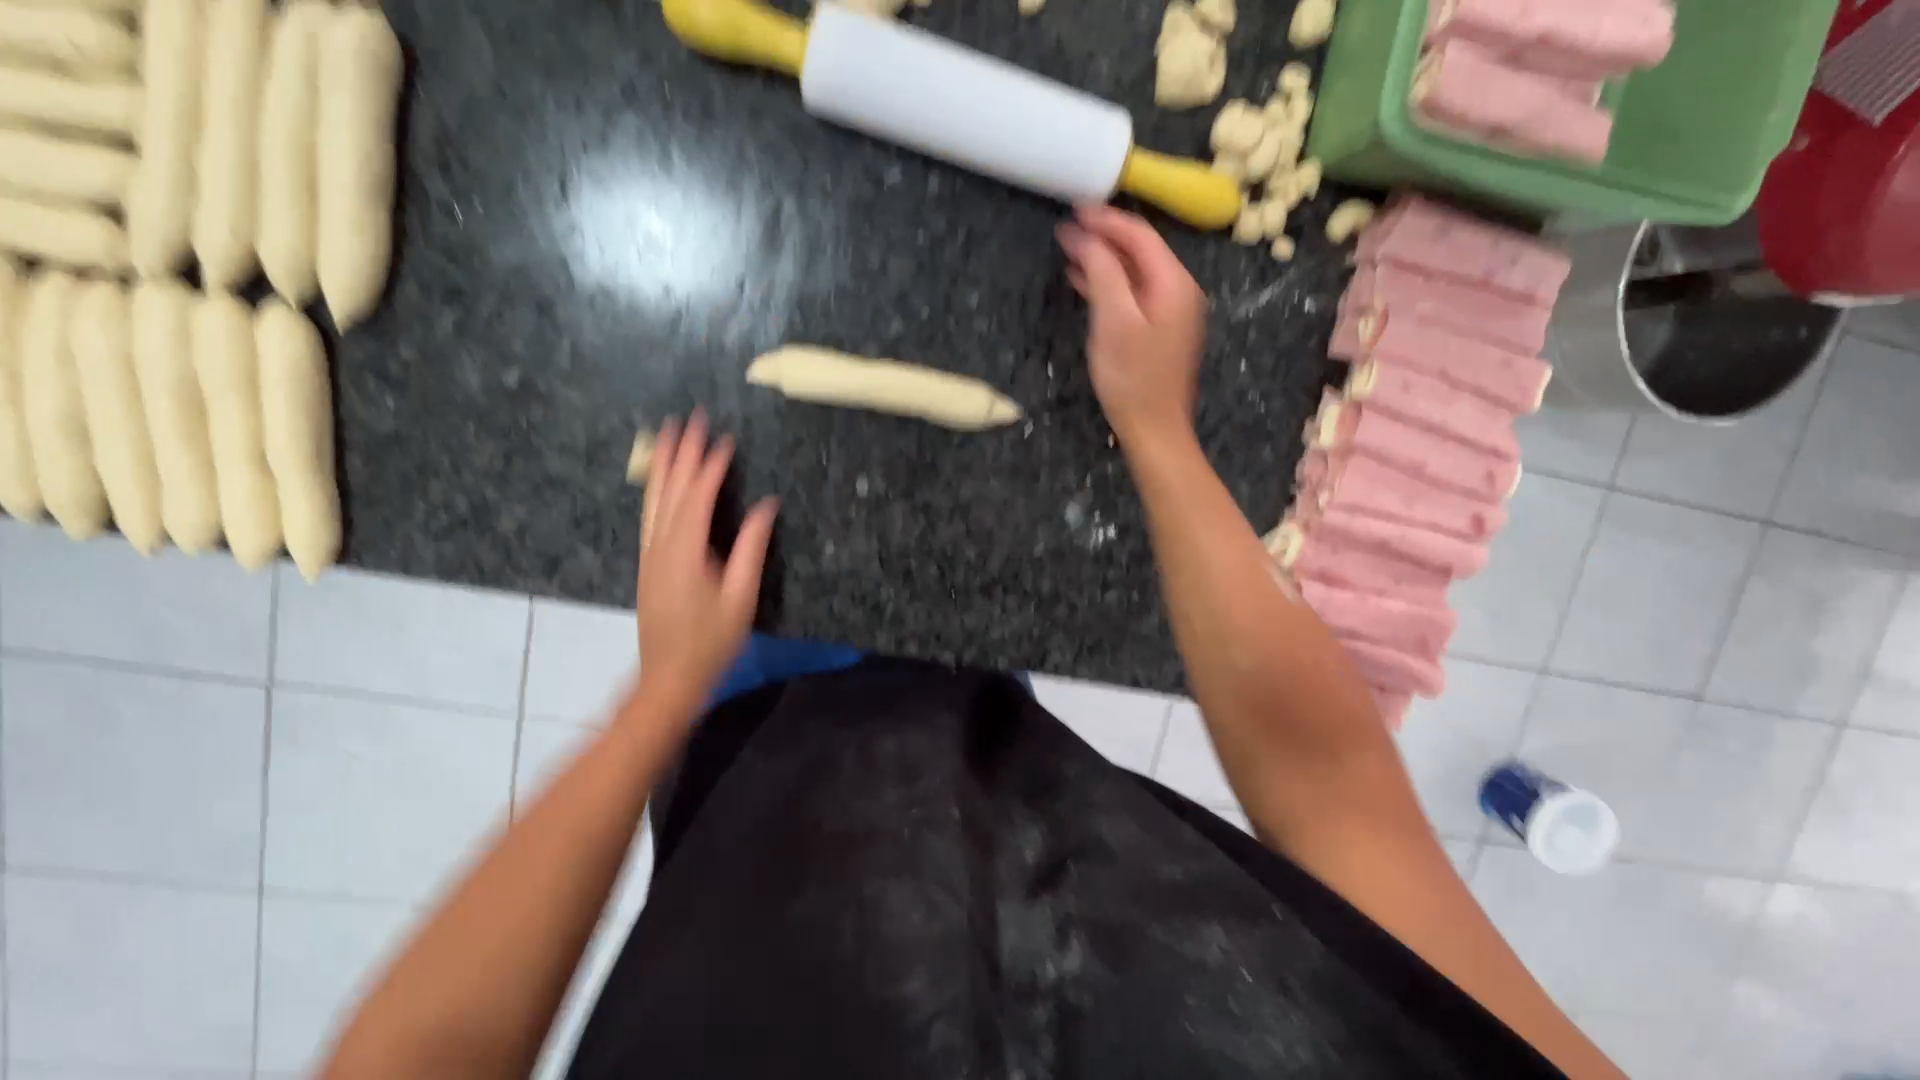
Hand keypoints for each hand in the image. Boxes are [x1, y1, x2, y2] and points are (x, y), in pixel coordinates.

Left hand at [636, 411, 778, 710]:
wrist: (668, 678)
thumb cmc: (712, 642)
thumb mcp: (741, 598)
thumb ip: (751, 549)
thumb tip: (766, 507)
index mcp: (686, 550)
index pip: (698, 496)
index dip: (711, 465)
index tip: (725, 439)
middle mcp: (661, 545)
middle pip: (670, 489)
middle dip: (681, 453)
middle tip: (690, 419)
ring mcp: (650, 554)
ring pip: (653, 500)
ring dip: (663, 466)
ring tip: (669, 435)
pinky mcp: (647, 565)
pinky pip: (649, 516)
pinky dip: (655, 491)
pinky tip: (660, 483)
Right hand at [1056, 204, 1207, 445]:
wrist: (1154, 430)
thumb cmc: (1132, 378)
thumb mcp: (1113, 320)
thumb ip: (1102, 272)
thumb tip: (1088, 238)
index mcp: (1173, 284)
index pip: (1139, 236)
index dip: (1106, 220)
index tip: (1074, 209)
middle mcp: (1179, 291)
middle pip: (1140, 251)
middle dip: (1103, 237)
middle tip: (1067, 227)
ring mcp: (1171, 312)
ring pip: (1135, 272)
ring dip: (1103, 259)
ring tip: (1068, 250)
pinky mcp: (1160, 331)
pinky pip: (1134, 294)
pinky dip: (1109, 284)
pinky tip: (1084, 282)